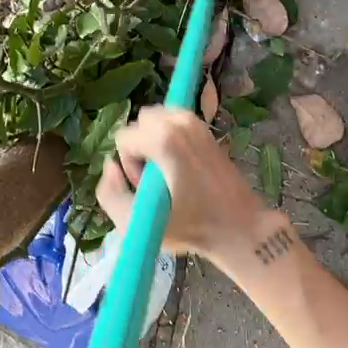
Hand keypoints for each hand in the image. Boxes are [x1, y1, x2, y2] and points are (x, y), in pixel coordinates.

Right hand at [97, 106, 269, 261]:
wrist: (238, 225)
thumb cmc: (190, 227)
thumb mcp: (139, 223)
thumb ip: (109, 194)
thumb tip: (110, 166)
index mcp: (164, 139)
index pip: (124, 137)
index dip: (129, 163)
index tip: (146, 186)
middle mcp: (180, 122)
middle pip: (140, 123)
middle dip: (140, 148)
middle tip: (155, 179)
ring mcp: (196, 122)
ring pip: (157, 119)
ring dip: (153, 141)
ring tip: (167, 172)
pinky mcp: (206, 128)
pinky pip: (174, 122)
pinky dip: (169, 137)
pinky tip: (179, 164)